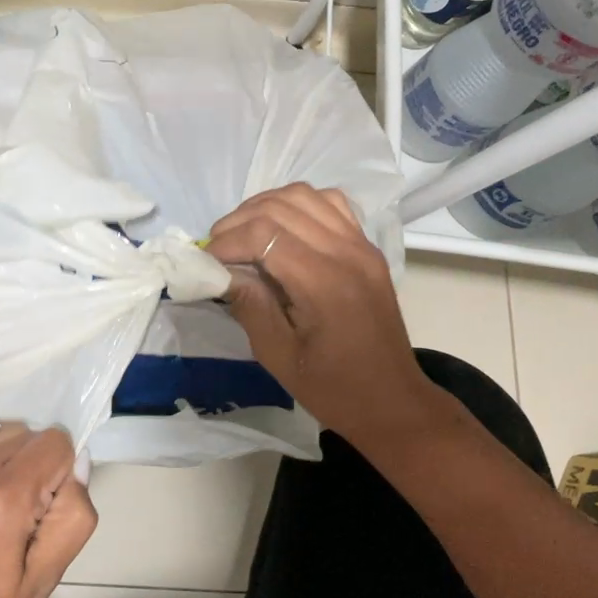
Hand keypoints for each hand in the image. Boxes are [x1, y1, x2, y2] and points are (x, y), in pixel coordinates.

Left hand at [0, 424, 96, 597]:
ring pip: (0, 434)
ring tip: (1, 513)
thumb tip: (78, 467)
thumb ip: (72, 518)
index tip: (49, 514)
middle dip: (40, 466)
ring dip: (12, 460)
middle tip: (27, 520)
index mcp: (4, 497)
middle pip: (29, 433)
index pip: (57, 442)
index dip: (65, 475)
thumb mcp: (41, 584)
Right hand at [204, 184, 425, 438]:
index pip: (264, 233)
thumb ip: (249, 304)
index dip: (226, 241)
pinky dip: (298, 205)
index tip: (206, 261)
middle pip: (280, 207)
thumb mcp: (278, 355)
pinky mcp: (367, 247)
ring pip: (304, 195)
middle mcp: (347, 252)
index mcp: (324, 283)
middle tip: (217, 248)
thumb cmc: (332, 388)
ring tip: (243, 233)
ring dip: (265, 206)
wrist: (392, 401)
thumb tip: (220, 270)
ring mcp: (361, 245)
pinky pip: (330, 203)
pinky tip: (281, 227)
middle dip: (238, 221)